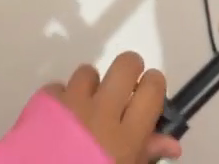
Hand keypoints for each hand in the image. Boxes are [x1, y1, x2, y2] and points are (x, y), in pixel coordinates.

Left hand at [48, 52, 184, 161]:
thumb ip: (146, 154)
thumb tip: (172, 142)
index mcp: (126, 137)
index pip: (152, 90)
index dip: (154, 84)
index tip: (150, 90)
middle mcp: (101, 112)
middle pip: (125, 65)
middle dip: (130, 69)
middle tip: (126, 87)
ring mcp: (72, 103)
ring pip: (89, 72)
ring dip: (91, 87)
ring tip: (88, 109)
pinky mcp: (45, 101)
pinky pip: (59, 87)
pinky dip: (63, 99)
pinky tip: (62, 119)